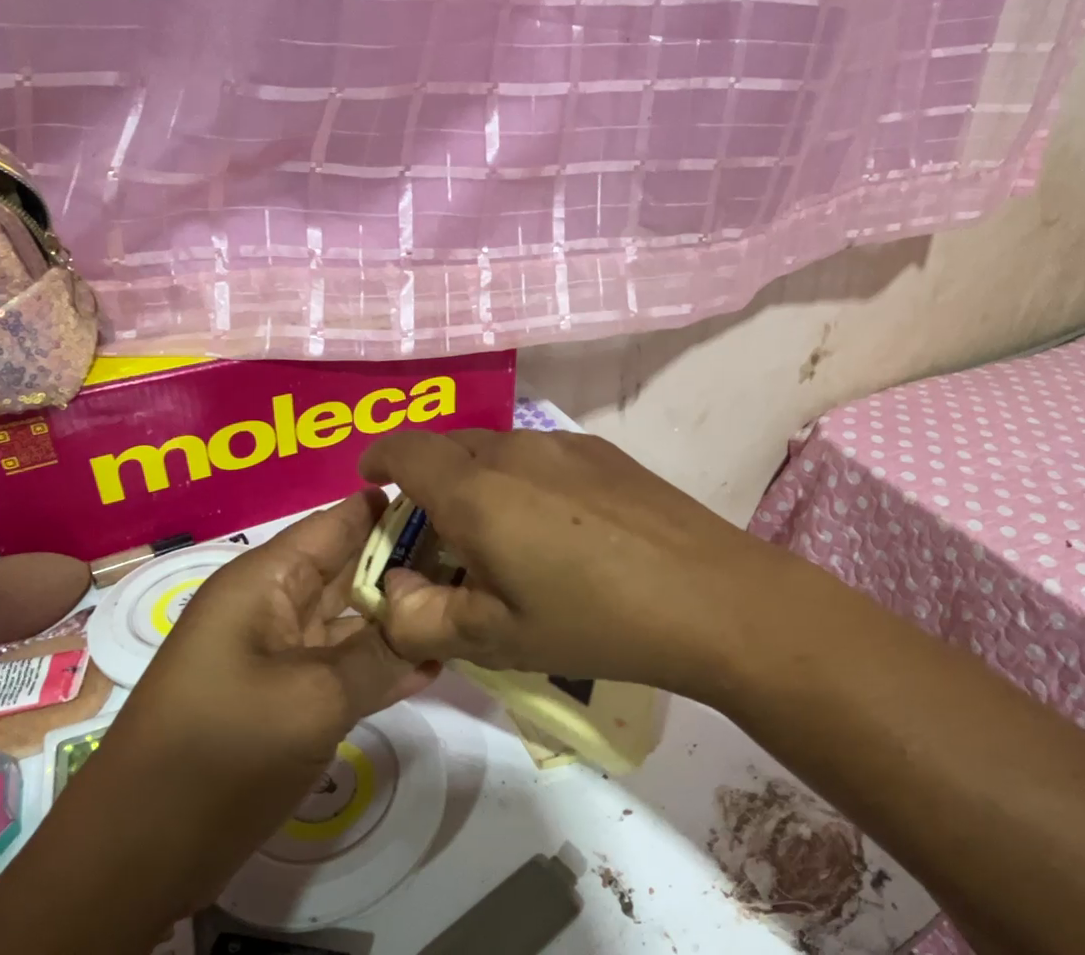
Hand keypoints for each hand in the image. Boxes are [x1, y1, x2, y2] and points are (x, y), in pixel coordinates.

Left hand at [0, 493, 436, 954]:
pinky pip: (344, 666)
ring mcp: (281, 655)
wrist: (140, 851)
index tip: (461, 504)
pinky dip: (383, 663)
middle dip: (410, 563)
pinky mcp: (287, 699)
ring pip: (352, 620)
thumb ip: (380, 653)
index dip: (395, 509)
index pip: (339, 522)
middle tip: (482, 562)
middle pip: (351, 567)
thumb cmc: (223, 753)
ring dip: (403, 617)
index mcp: (265, 581)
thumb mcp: (314, 697)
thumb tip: (434, 620)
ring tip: (471, 606)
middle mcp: (273, 606)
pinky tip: (436, 663)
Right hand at [358, 429, 818, 696]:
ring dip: (477, 482)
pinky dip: (521, 481)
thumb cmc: (595, 623)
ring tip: (500, 542)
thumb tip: (393, 593)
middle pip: (448, 446)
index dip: (377, 461)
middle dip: (426, 482)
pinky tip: (557, 532)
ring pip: (496, 450)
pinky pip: (540, 456)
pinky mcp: (607, 453)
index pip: (404, 448)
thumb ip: (422, 618)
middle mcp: (516, 450)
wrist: (713, 599)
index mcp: (477, 490)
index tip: (371, 487)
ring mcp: (567, 445)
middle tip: (436, 540)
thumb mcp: (496, 640)